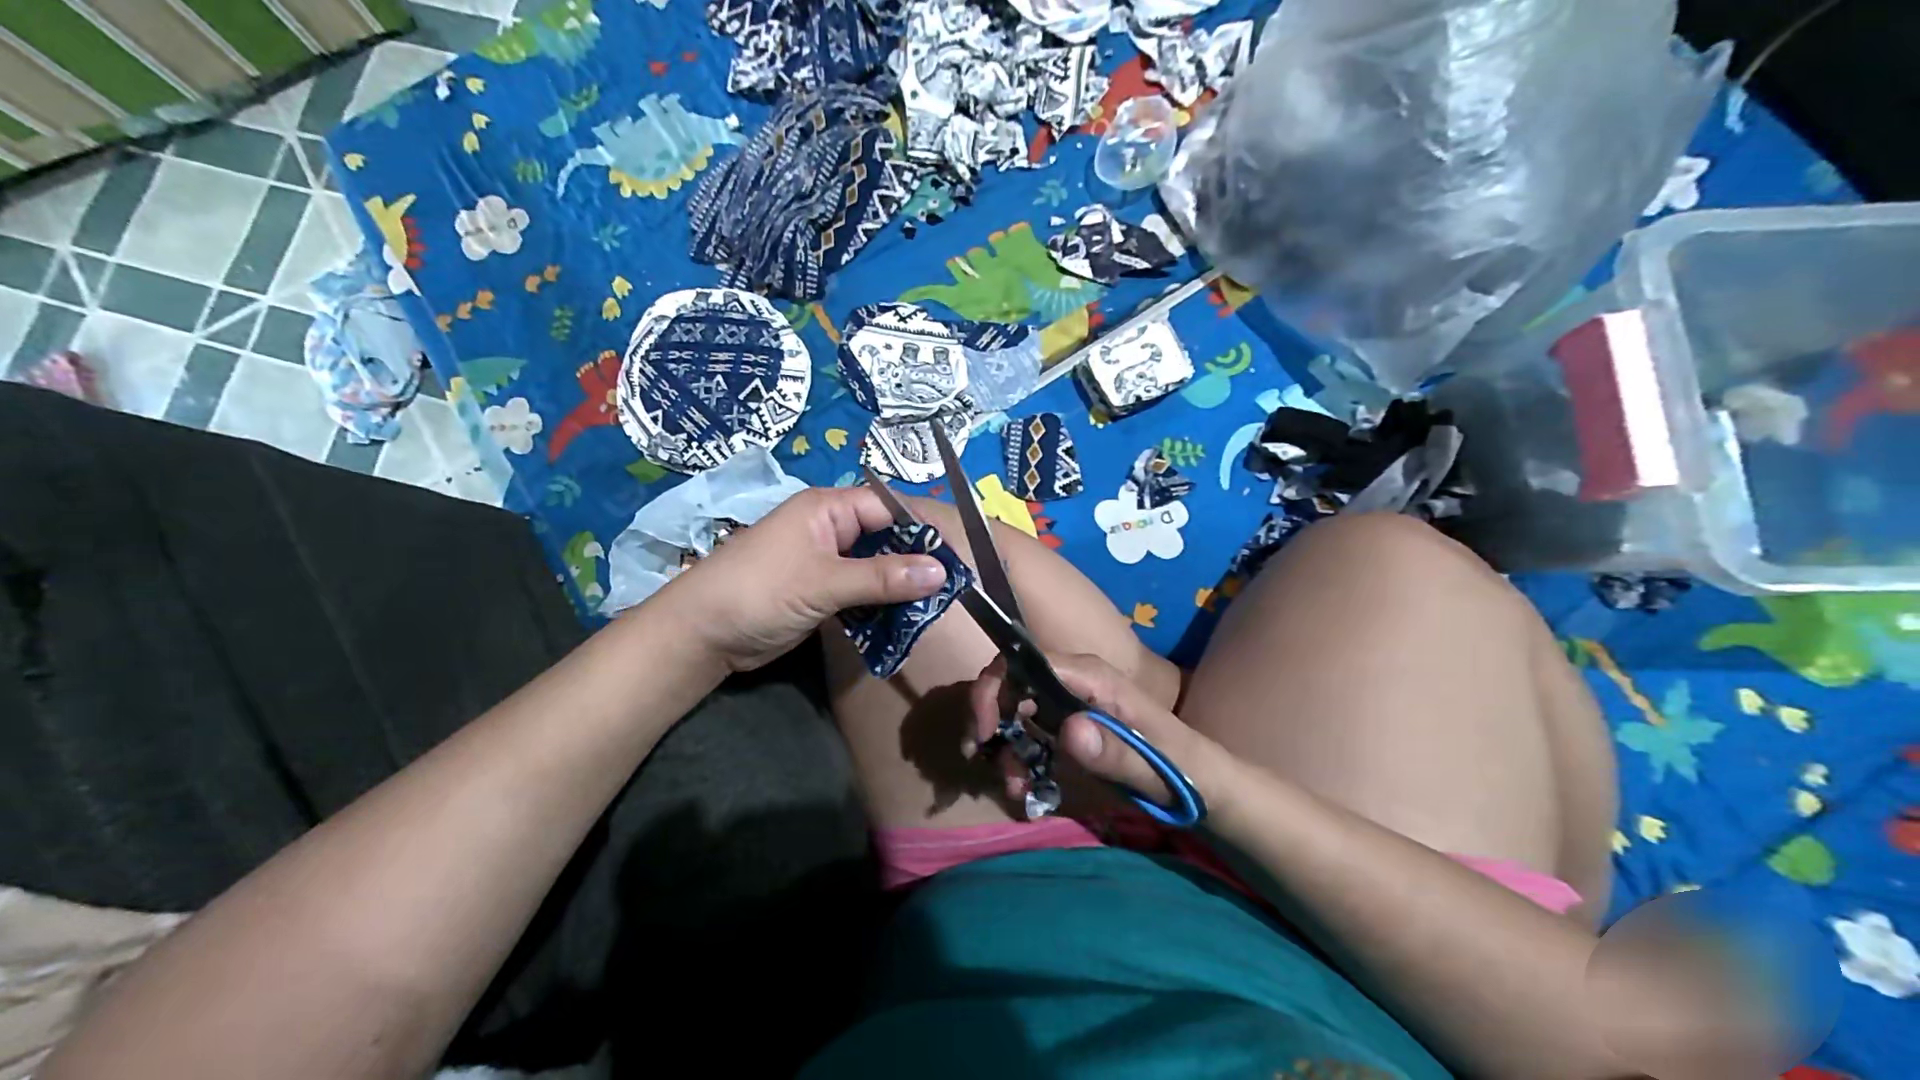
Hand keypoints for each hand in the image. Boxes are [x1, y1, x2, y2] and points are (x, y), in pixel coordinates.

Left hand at [654, 486, 947, 671]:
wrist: (702, 634)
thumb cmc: (758, 591)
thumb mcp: (823, 582)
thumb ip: (881, 578)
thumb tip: (941, 571)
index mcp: (829, 509)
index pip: (890, 507)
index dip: (924, 528)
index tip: (960, 555)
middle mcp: (832, 529)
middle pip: (888, 537)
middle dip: (917, 560)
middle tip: (955, 587)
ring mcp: (827, 562)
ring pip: (878, 567)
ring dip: (902, 586)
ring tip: (938, 607)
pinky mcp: (823, 592)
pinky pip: (864, 592)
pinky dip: (883, 604)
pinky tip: (907, 620)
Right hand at [969, 653, 1232, 811]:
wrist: (1208, 786)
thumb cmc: (1191, 771)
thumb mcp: (1161, 767)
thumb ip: (1119, 752)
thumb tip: (1068, 730)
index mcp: (1096, 678)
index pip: (1030, 660)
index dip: (997, 686)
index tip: (985, 730)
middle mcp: (1076, 683)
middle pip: (1010, 679)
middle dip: (987, 716)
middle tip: (981, 757)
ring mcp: (1069, 704)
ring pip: (1011, 707)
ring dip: (1000, 744)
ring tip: (1014, 787)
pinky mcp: (1067, 727)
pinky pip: (1026, 732)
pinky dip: (1013, 756)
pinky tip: (1022, 787)